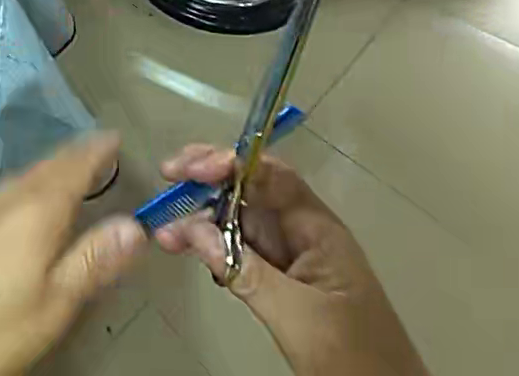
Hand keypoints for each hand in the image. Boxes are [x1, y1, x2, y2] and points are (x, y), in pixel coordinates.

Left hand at [0, 133, 143, 375]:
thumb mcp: (55, 302)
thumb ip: (95, 259)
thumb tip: (136, 224)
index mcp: (39, 206)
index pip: (76, 164)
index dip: (98, 149)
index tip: (117, 136)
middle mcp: (11, 194)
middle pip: (51, 163)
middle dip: (78, 155)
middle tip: (102, 150)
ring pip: (29, 174)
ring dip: (55, 167)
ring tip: (74, 169)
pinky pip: (12, 187)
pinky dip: (34, 182)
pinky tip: (32, 200)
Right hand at [153, 146, 430, 375]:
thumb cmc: (353, 356)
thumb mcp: (298, 316)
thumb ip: (244, 270)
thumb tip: (191, 230)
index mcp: (316, 226)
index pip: (269, 175)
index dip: (229, 162)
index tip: (190, 168)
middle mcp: (301, 230)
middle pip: (250, 188)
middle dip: (209, 178)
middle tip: (168, 175)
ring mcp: (291, 255)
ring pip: (241, 218)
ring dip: (203, 216)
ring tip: (166, 226)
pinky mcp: (281, 281)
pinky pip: (241, 248)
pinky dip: (213, 245)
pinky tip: (188, 248)